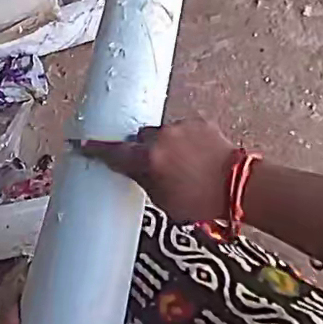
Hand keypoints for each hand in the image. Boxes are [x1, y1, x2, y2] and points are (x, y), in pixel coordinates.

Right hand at [81, 117, 238, 223]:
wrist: (242, 186)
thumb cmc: (203, 201)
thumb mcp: (164, 201)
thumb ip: (142, 180)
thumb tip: (131, 169)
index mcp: (148, 159)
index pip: (113, 152)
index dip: (95, 149)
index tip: (80, 144)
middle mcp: (160, 138)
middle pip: (138, 139)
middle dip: (141, 150)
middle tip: (152, 168)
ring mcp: (180, 127)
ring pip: (160, 133)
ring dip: (164, 145)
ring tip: (181, 165)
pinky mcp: (198, 122)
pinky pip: (181, 129)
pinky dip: (183, 140)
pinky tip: (196, 158)